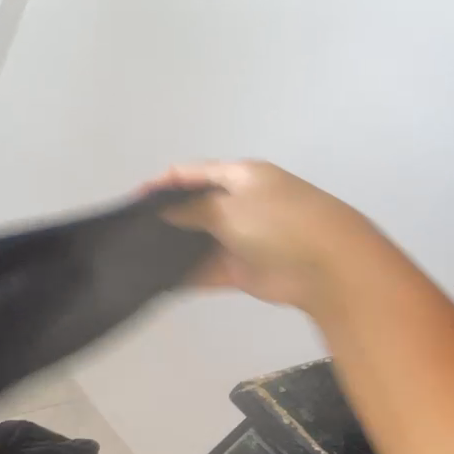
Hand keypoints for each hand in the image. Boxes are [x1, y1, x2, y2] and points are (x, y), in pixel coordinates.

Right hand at [149, 160, 390, 315]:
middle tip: (127, 232)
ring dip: (168, 249)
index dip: (159, 185)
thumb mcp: (228, 207)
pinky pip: (198, 271)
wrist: (326, 268)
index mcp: (240, 178)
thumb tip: (160, 211)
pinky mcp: (235, 268)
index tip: (130, 204)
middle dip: (161, 218)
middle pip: (190, 207)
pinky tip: (151, 280)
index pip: (190, 173)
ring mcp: (236, 238)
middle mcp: (237, 205)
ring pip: (192, 241)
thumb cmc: (278, 224)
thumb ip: (188, 208)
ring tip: (132, 257)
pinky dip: (178, 276)